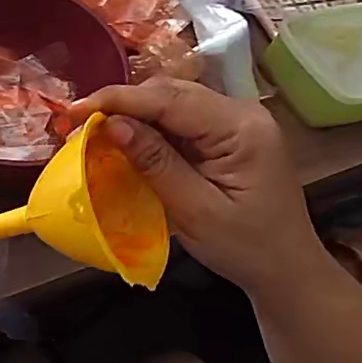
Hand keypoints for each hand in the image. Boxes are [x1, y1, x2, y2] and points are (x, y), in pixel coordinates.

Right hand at [70, 77, 322, 294]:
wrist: (285, 270)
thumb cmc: (244, 247)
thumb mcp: (195, 210)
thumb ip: (155, 163)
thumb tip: (112, 125)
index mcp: (241, 129)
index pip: (171, 100)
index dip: (119, 100)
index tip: (76, 110)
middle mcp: (241, 113)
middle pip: (171, 92)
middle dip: (121, 103)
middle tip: (77, 123)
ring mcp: (234, 122)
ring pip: (172, 102)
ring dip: (131, 113)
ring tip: (93, 130)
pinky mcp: (224, 136)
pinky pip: (179, 120)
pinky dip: (147, 126)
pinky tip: (123, 138)